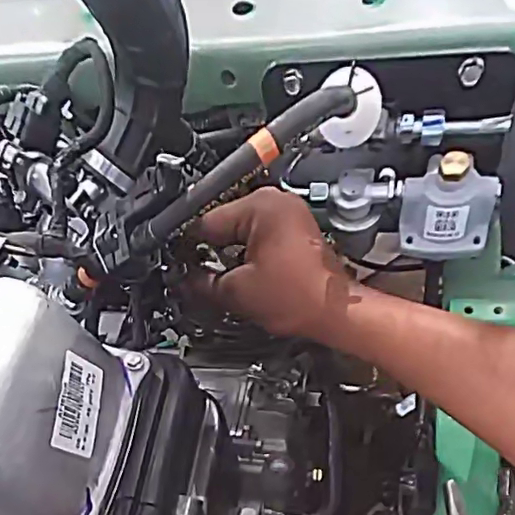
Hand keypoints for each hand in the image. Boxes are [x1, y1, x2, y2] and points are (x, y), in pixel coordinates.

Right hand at [188, 188, 366, 340]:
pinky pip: (260, 236)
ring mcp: (288, 215)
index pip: (207, 221)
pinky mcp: (295, 230)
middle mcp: (276, 202)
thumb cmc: (302, 298)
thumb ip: (203, 283)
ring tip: (224, 279)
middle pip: (225, 223)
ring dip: (230, 254)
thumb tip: (186, 280)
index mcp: (261, 206)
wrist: (335, 312)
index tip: (179, 262)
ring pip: (242, 231)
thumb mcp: (238, 293)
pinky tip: (245, 275)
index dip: (188, 246)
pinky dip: (249, 255)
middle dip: (211, 250)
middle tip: (198, 275)